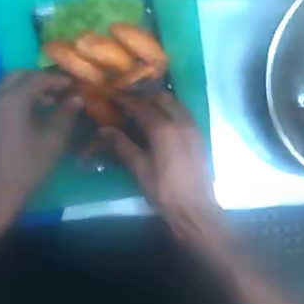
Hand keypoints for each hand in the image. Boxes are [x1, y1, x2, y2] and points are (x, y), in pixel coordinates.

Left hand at [0, 71, 80, 234]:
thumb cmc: (27, 167)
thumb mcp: (52, 141)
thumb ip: (65, 115)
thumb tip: (76, 98)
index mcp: (13, 99)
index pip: (38, 78)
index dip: (58, 79)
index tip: (74, 84)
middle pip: (19, 75)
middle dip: (40, 78)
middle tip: (60, 89)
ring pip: (8, 86)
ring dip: (28, 88)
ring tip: (50, 102)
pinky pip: (1, 98)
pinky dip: (17, 97)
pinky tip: (33, 113)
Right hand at [100, 91, 227, 252]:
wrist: (195, 208)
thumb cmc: (164, 191)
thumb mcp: (139, 168)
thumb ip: (122, 145)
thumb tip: (103, 129)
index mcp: (164, 128)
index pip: (141, 105)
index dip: (125, 99)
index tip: (112, 95)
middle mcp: (181, 121)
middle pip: (161, 97)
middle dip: (144, 96)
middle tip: (127, 102)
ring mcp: (193, 127)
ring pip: (175, 103)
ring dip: (159, 101)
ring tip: (143, 110)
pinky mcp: (199, 136)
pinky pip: (184, 113)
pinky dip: (171, 110)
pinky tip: (161, 122)